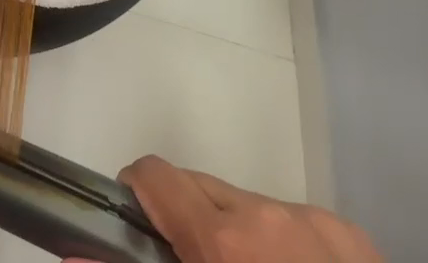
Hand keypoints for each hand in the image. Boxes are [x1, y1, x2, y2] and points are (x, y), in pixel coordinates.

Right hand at [68, 157, 381, 262]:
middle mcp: (266, 214)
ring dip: (237, 235)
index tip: (136, 225)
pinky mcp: (355, 236)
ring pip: (249, 205)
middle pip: (199, 186)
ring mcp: (316, 222)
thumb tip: (71, 257)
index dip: (137, 193)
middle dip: (186, 219)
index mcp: (223, 239)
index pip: (156, 174)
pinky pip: (296, 221)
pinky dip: (283, 245)